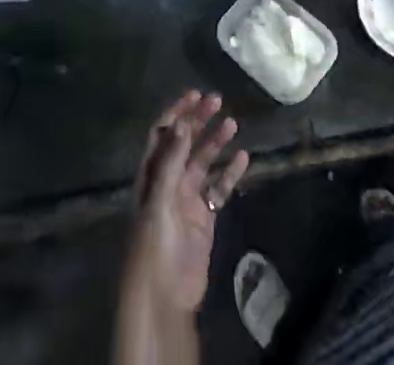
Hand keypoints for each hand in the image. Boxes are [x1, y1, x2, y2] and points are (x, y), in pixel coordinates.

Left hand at [124, 90, 249, 315]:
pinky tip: (243, 159)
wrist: (164, 296)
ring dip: (216, 142)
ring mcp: (187, 200)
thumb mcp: (159, 202)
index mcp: (150, 176)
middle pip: (184, 144)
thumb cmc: (153, 247)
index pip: (162, 135)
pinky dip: (230, 173)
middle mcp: (168, 183)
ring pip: (203, 163)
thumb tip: (183, 124)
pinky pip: (218, 189)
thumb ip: (171, 163)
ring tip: (233, 123)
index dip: (176, 113)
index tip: (195, 95)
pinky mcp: (204, 218)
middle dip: (198, 121)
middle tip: (217, 101)